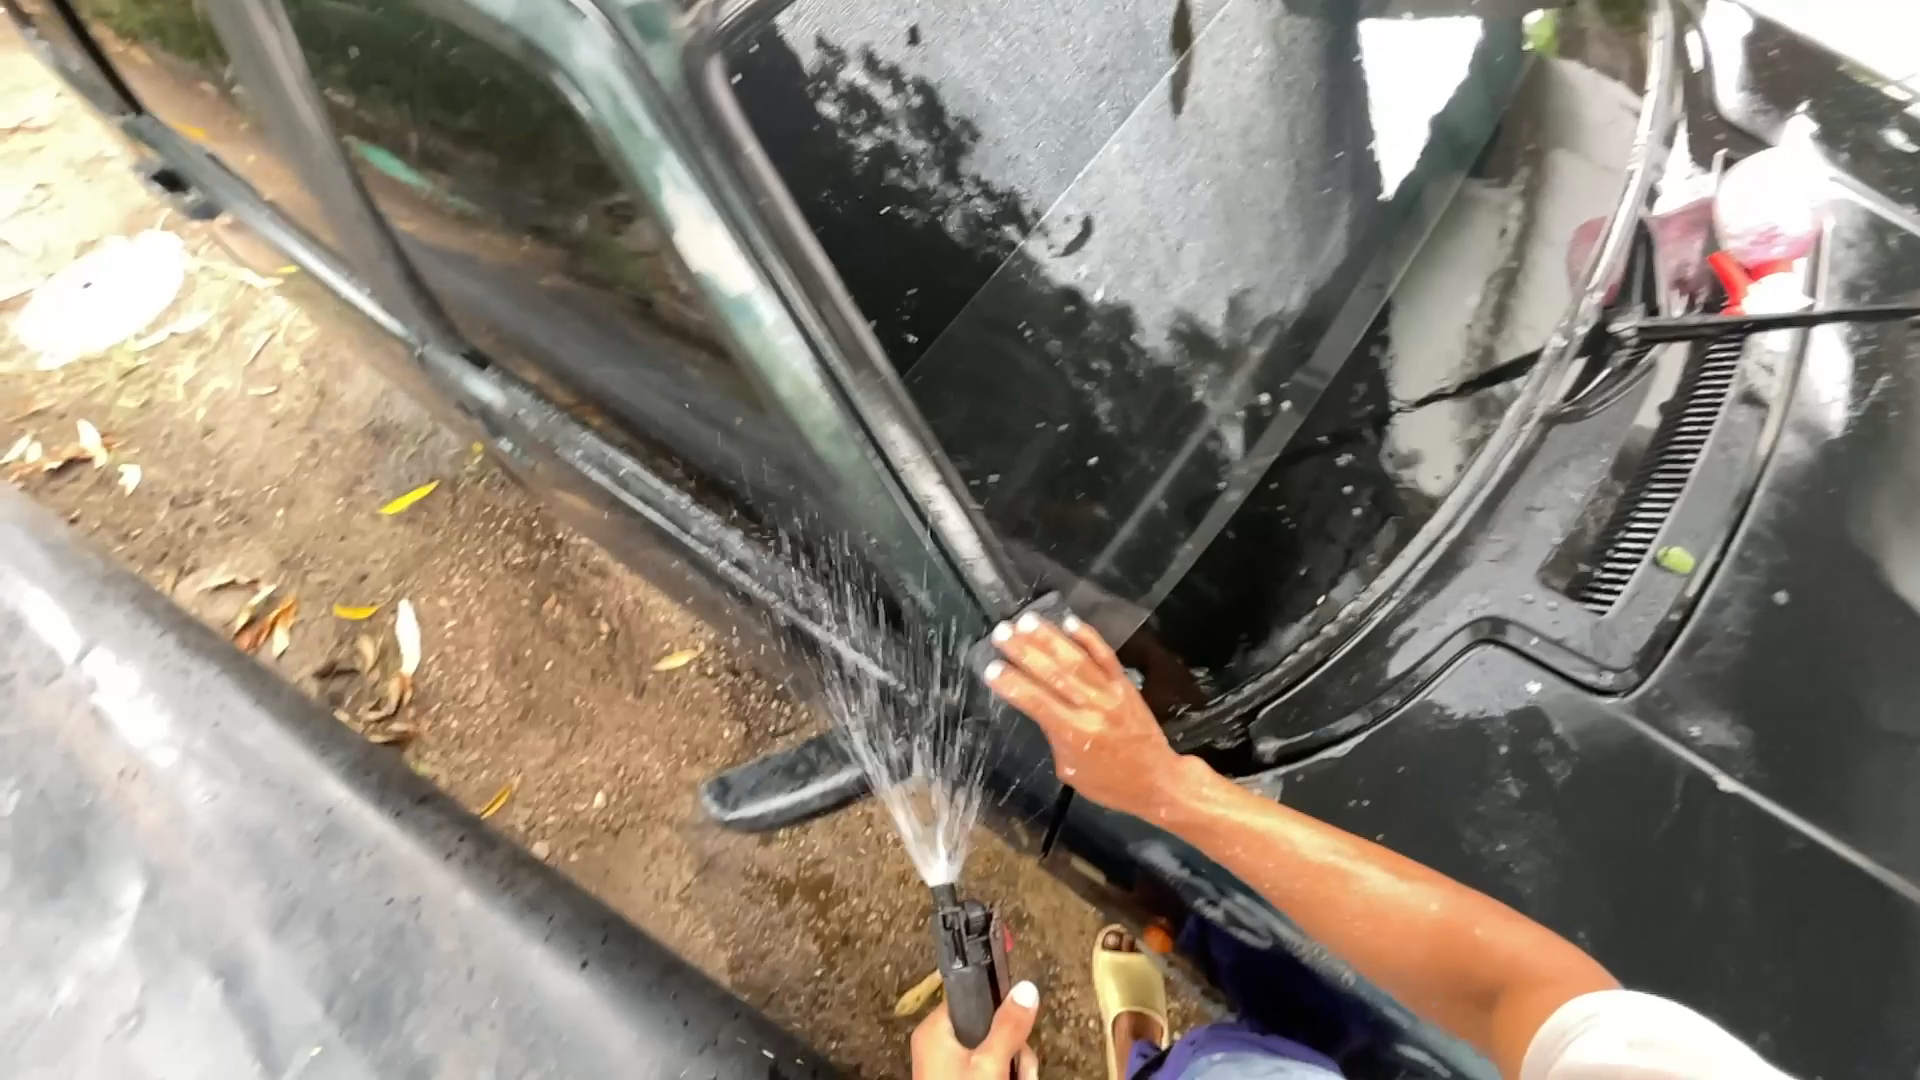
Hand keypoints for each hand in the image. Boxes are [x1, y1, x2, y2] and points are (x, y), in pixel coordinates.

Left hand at [911, 980, 1040, 1079]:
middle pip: (989, 1028)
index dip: (1000, 1006)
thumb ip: (1008, 1026)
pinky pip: (990, 1070)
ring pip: (994, 1053)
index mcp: (935, 1029)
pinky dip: (1004, 1077)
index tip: (1021, 1018)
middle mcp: (939, 1044)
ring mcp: (949, 1068)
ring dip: (1013, 1068)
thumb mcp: (989, 1063)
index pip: (972, 997)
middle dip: (1014, 1049)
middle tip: (1020, 1069)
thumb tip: (1027, 987)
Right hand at [983, 612, 1183, 817]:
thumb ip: (1053, 735)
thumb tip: (1037, 704)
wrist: (1158, 780)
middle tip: (1001, 632)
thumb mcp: (1070, 769)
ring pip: (1076, 659)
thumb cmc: (1108, 783)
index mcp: (1075, 734)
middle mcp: (1092, 708)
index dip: (1012, 684)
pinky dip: (1087, 637)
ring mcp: (1110, 692)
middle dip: (1024, 651)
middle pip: (1054, 673)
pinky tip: (1069, 621)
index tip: (990, 668)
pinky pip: (1105, 655)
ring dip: (1049, 637)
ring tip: (1026, 620)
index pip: (1037, 703)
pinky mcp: (1124, 683)